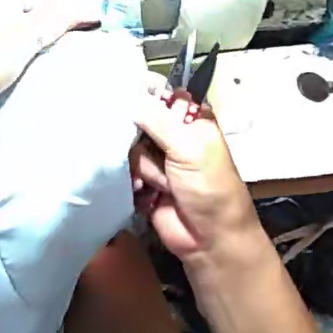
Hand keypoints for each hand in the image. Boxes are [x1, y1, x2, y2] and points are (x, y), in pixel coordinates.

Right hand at [130, 76, 268, 272]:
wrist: (208, 239)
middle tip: (156, 150)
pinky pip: (123, 168)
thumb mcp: (189, 146)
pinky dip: (133, 179)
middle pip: (138, 118)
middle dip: (140, 135)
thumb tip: (129, 98)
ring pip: (129, 145)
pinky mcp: (141, 179)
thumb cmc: (209, 186)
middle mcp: (172, 133)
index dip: (144, 94)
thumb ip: (158, 119)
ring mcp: (156, 157)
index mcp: (191, 118)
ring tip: (164, 183)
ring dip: (144, 166)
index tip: (128, 96)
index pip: (161, 93)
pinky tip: (145, 190)